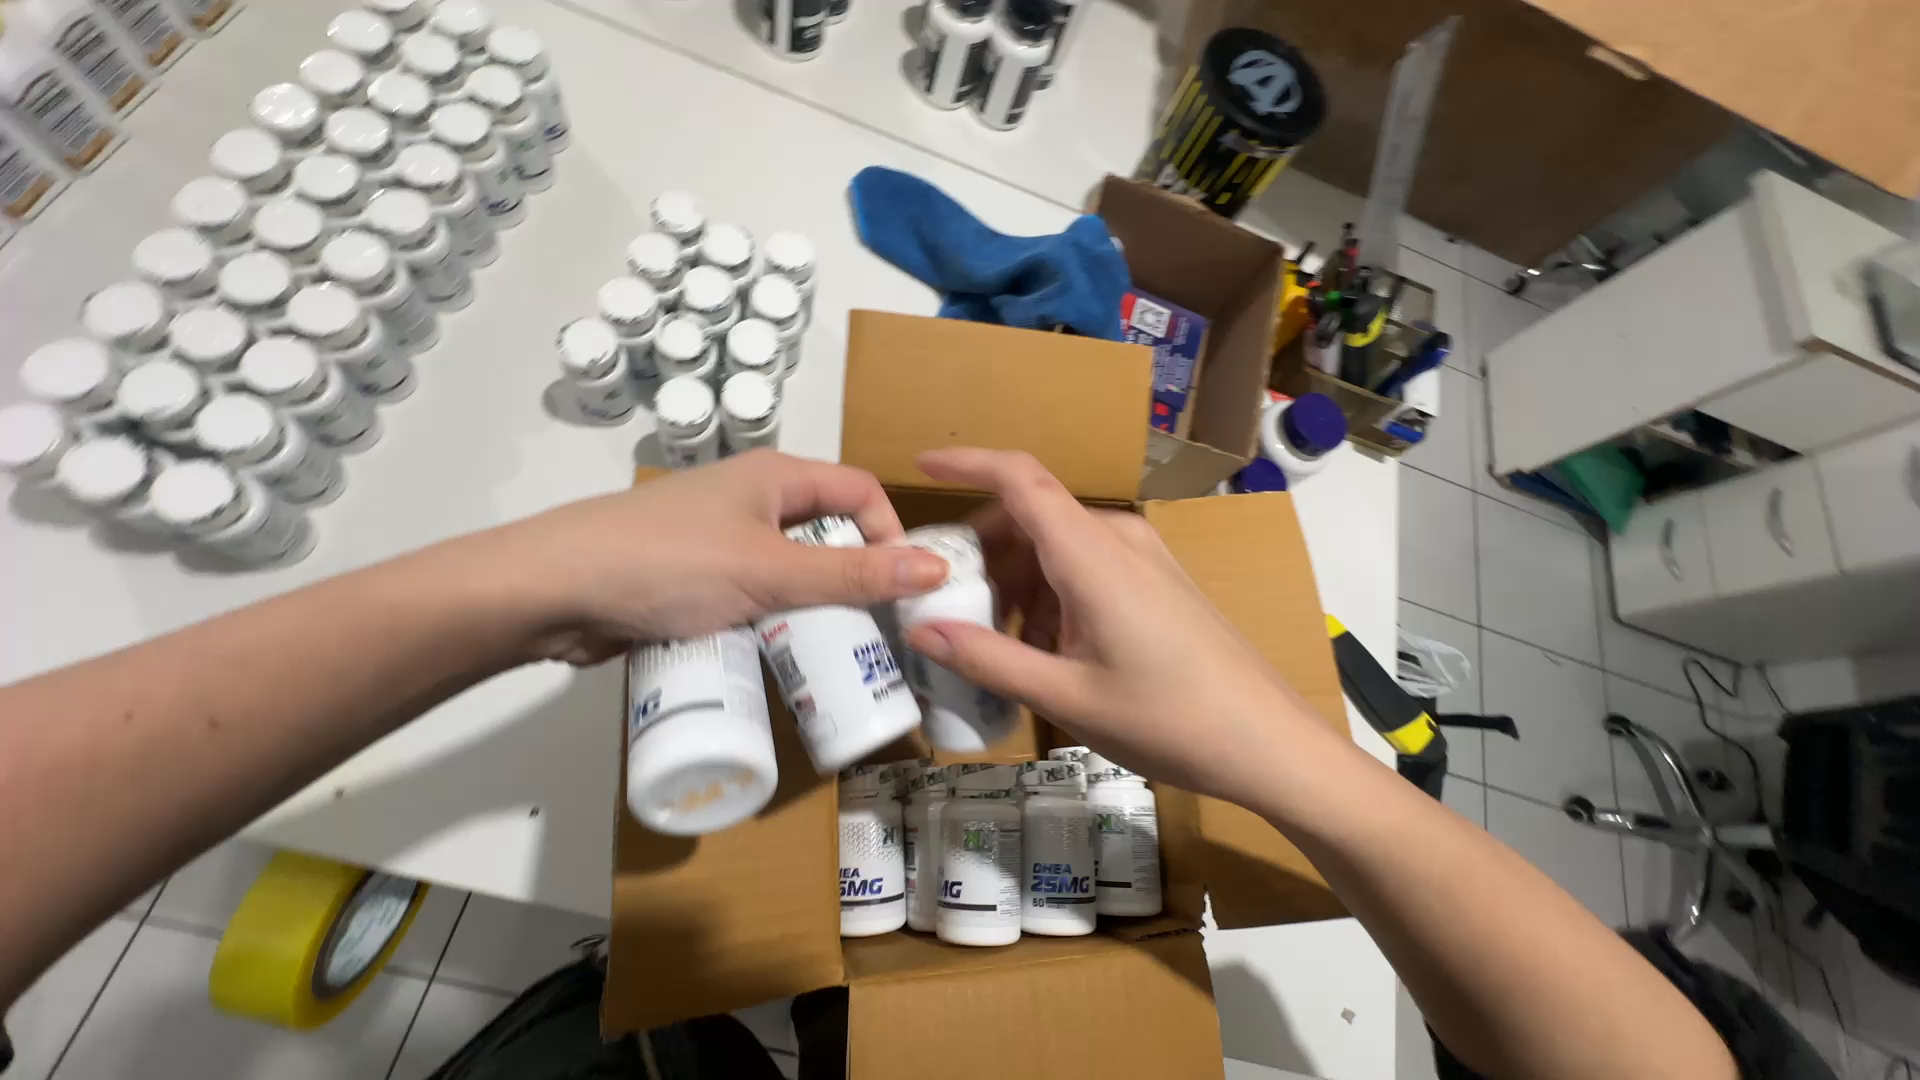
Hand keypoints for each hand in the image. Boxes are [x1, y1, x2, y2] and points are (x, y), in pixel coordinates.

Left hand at [484, 450, 949, 664]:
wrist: (549, 592)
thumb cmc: (668, 565)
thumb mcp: (770, 572)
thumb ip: (854, 575)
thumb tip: (938, 568)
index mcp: (775, 477)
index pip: (860, 491)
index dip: (890, 532)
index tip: (903, 589)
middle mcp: (752, 500)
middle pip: (828, 531)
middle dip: (856, 577)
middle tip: (878, 630)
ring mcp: (720, 540)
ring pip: (791, 569)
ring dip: (815, 604)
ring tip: (835, 650)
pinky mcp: (695, 579)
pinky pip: (755, 594)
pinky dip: (775, 619)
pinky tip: (780, 653)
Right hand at [901, 448, 1332, 808]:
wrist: (1269, 744)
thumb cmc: (1169, 720)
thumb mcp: (1067, 698)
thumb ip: (988, 660)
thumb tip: (918, 630)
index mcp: (1092, 555)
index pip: (1021, 479)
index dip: (968, 462)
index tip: (920, 463)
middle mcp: (1119, 539)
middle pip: (1032, 516)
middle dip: (985, 552)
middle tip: (950, 602)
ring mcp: (1144, 557)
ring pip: (1058, 545)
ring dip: (1019, 581)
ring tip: (1000, 642)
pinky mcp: (1157, 580)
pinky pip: (1087, 566)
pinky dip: (1053, 593)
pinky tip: (1050, 649)